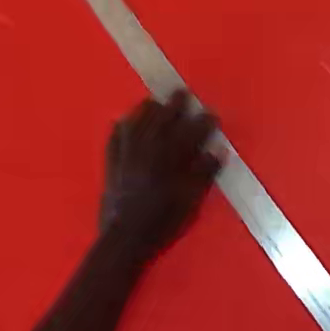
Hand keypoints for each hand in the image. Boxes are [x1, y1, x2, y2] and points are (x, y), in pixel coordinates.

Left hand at [99, 91, 220, 258]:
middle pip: (161, 120)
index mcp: (169, 158)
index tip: (212, 114)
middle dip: (174, 105)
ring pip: (136, 123)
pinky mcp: (111, 164)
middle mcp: (147, 150)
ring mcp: (126, 155)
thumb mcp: (190, 200)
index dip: (202, 122)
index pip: (190, 132)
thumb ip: (203, 173)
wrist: (126, 238)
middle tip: (182, 93)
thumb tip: (218, 151)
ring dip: (146, 110)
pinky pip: (114, 138)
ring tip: (153, 101)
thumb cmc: (162, 222)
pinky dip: (120, 128)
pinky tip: (122, 122)